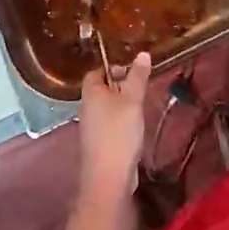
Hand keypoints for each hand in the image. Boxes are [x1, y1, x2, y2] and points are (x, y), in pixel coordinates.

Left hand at [76, 52, 152, 207]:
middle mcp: (86, 107)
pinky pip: (109, 124)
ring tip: (140, 110)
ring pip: (106, 108)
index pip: (96, 71)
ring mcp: (90, 126)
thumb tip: (142, 53)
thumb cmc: (119, 131)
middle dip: (121, 87)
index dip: (113, 68)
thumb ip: (137, 77)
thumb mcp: (133, 100)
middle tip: (140, 92)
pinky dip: (121, 122)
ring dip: (122, 106)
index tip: (132, 73)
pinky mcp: (98, 142)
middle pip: (102, 89)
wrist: (108, 176)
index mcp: (90, 92)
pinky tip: (134, 130)